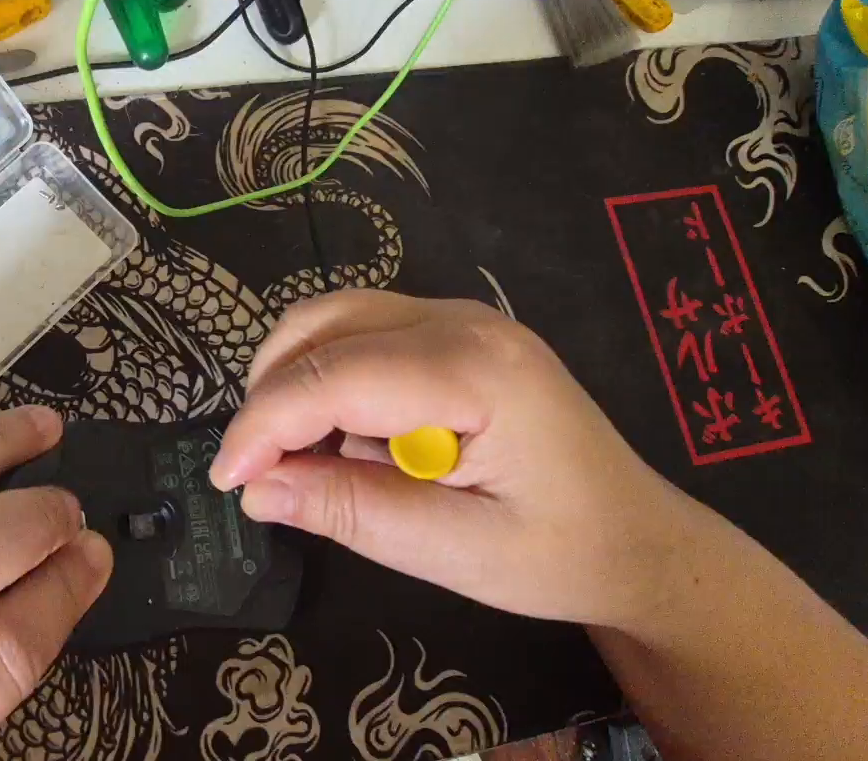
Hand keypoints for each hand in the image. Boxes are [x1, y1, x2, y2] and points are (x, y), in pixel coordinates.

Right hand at [209, 290, 702, 628]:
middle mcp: (459, 320)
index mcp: (476, 370)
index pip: (335, 377)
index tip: (226, 481)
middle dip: (269, 399)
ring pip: (327, 317)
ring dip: (287, 379)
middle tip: (255, 472)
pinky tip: (334, 432)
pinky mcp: (442, 327)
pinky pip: (351, 329)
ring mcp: (452, 315)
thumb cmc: (561, 553)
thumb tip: (255, 490)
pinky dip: (318, 373)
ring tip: (291, 453)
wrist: (641, 538)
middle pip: (321, 328)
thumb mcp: (457, 553)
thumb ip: (353, 512)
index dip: (265, 425)